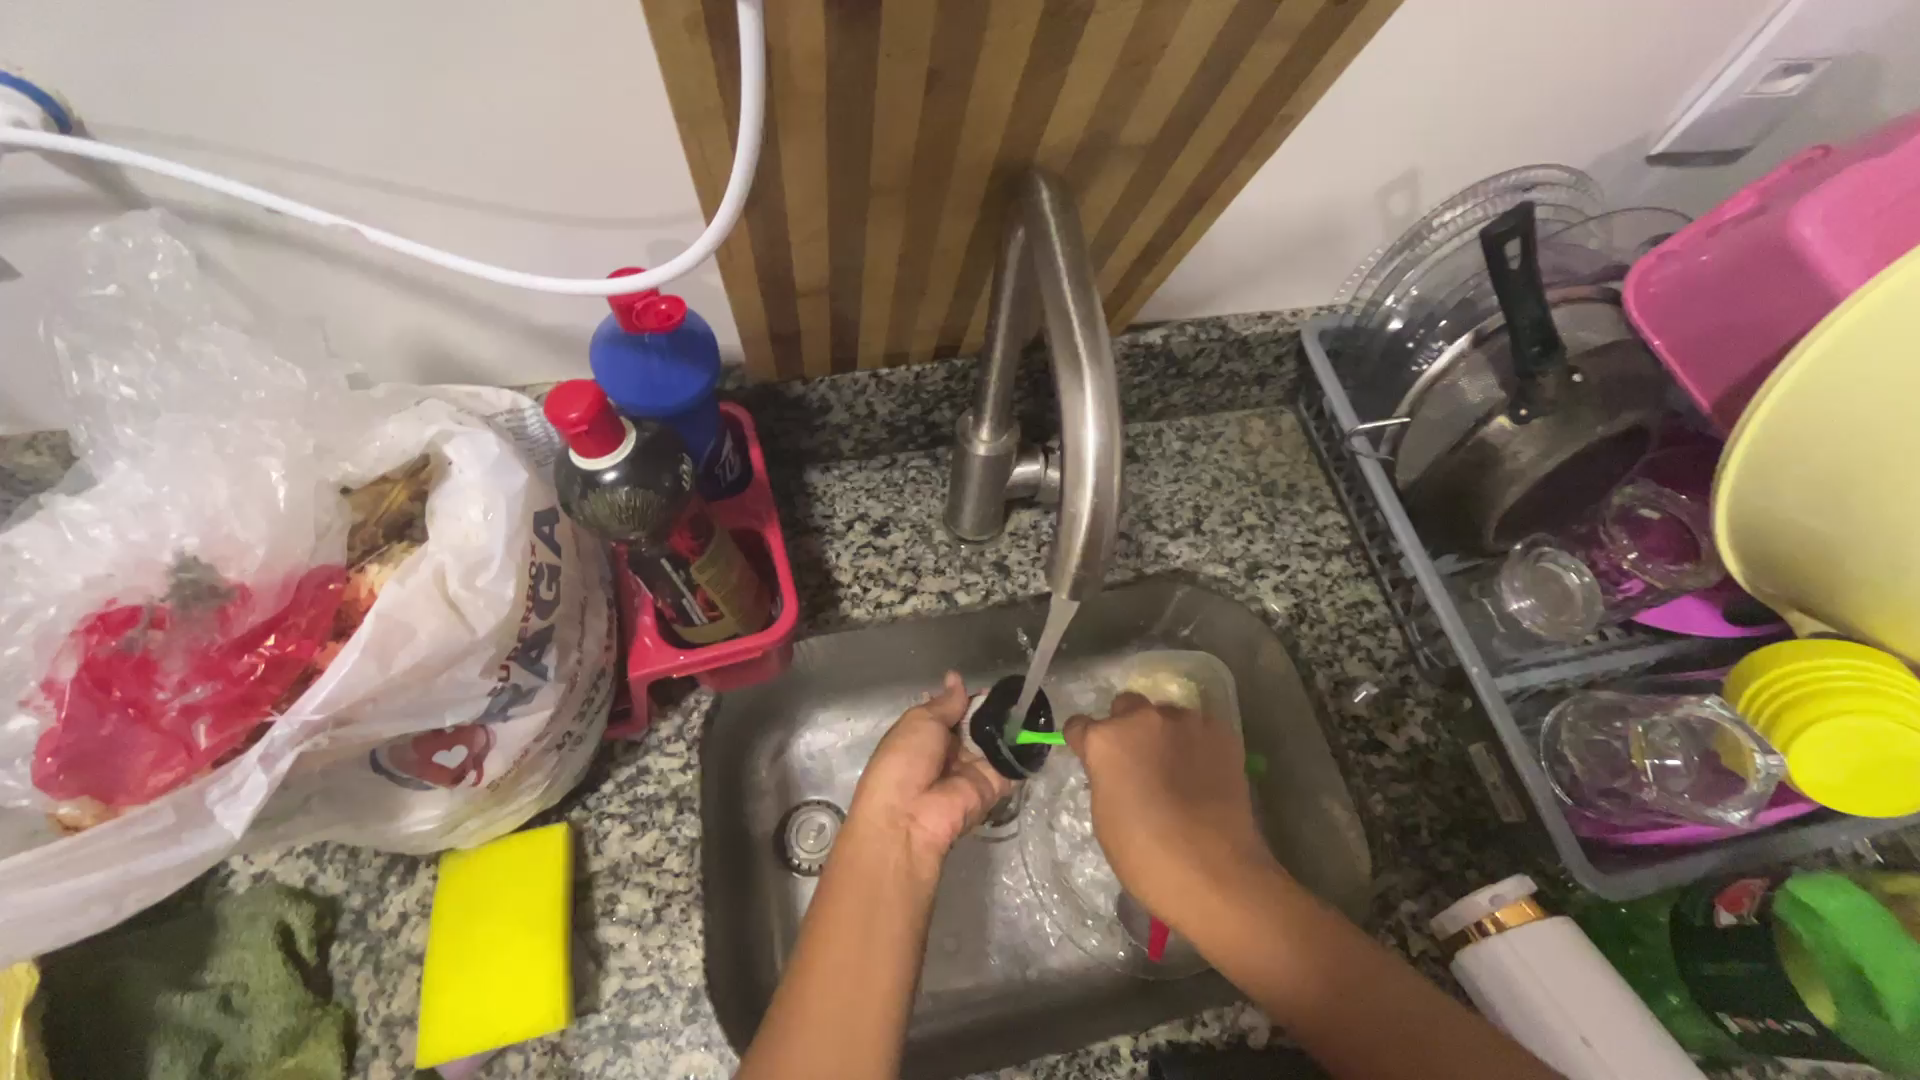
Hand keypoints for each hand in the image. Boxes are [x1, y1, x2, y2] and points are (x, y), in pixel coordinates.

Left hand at [844, 672, 1013, 881]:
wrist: (909, 818)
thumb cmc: (905, 761)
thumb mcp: (920, 722)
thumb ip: (946, 703)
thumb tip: (956, 678)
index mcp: (925, 736)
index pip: (953, 713)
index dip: (968, 700)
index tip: (990, 687)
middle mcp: (949, 754)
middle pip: (976, 728)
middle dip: (992, 713)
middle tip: (1015, 694)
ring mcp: (972, 772)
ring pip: (995, 745)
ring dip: (1010, 728)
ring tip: (1031, 705)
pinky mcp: (991, 790)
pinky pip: (1010, 769)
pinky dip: (1023, 753)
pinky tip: (1039, 732)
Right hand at [1062, 692, 1280, 931]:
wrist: (1214, 870)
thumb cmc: (1145, 853)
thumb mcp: (1104, 815)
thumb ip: (1105, 776)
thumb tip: (1114, 770)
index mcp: (1105, 740)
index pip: (1080, 725)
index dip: (1084, 743)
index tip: (1091, 758)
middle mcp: (1143, 719)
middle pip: (1125, 706)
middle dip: (1126, 727)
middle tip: (1136, 761)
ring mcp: (1186, 722)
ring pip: (1166, 715)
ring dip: (1164, 734)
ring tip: (1176, 768)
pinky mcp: (1222, 733)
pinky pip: (1199, 729)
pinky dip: (1196, 744)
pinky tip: (1202, 773)